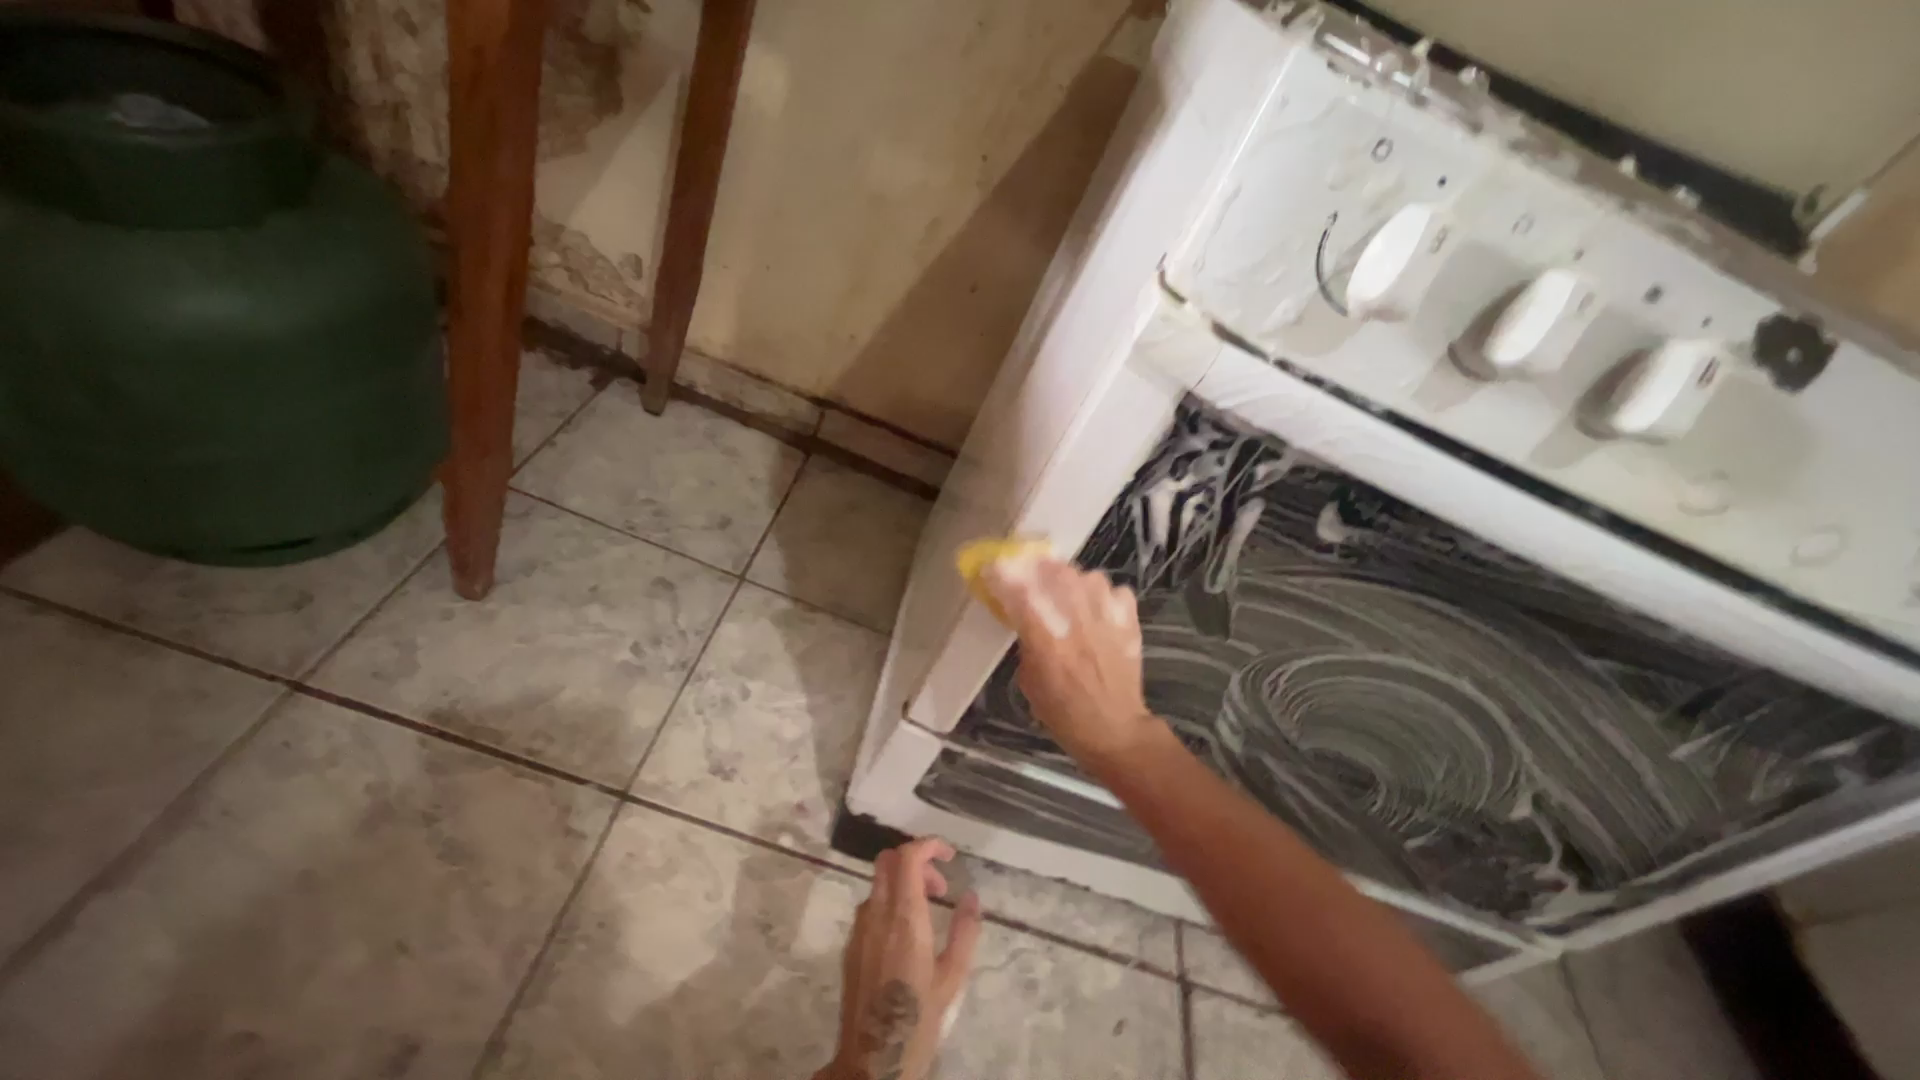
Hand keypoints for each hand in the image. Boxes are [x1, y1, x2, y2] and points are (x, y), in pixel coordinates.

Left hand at [824, 838, 981, 1079]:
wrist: (872, 1058)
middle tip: (939, 887)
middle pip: (887, 861)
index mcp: (905, 918)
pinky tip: (905, 935)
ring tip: (927, 913)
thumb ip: (965, 932)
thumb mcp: (953, 978)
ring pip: (878, 884)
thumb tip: (972, 897)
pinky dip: (889, 903)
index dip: (928, 845)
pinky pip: (869, 907)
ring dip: (902, 884)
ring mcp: (859, 930)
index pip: (907, 857)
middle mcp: (877, 915)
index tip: (949, 856)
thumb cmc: (919, 1018)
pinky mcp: (850, 946)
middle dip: (916, 861)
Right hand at [981, 553, 1167, 768]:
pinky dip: (1100, 594)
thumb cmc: (1062, 710)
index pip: (1016, 587)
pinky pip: (1110, 589)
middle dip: (1035, 569)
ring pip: (1082, 575)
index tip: (993, 570)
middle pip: (1050, 569)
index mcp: (1044, 635)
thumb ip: (1027, 639)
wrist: (1113, 727)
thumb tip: (1024, 614)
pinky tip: (1096, 610)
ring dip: (1069, 580)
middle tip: (1029, 578)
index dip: (1001, 573)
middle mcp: (1075, 616)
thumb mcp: (1029, 677)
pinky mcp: (1128, 616)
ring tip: (1065, 595)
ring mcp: (1106, 612)